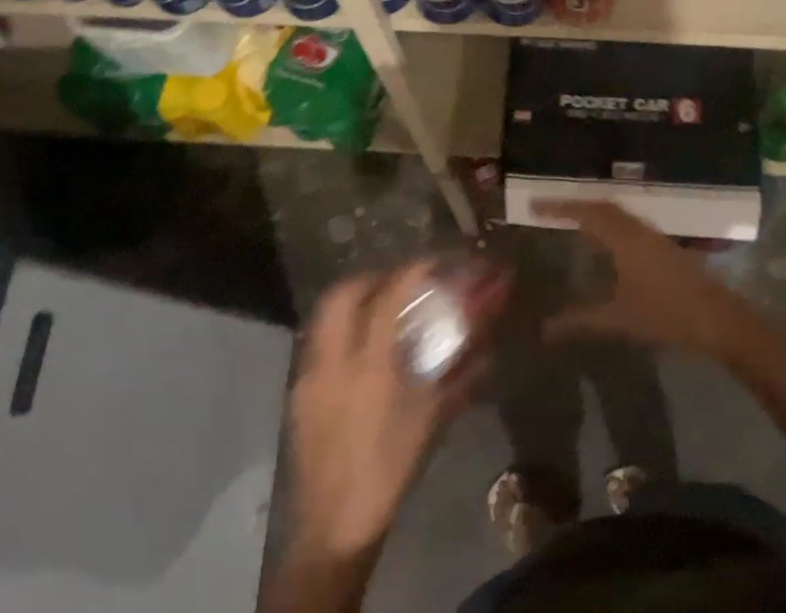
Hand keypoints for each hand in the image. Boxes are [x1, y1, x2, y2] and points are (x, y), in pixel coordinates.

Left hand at [288, 260, 506, 558]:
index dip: (413, 271)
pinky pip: (318, 342)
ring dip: (353, 301)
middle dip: (373, 278)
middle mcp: (332, 361)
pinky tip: (362, 349)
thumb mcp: (433, 422)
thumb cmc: (392, 470)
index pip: (388, 297)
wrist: (335, 522)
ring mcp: (309, 374)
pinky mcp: (298, 391)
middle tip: (400, 283)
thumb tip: (488, 348)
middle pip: (342, 293)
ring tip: (380, 309)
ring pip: (324, 315)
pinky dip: (341, 329)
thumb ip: (461, 378)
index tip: (433, 262)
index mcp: (370, 367)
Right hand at [536, 200, 751, 355]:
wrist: (719, 321)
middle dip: (575, 205)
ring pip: (620, 214)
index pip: (587, 214)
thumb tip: (544, 329)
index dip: (559, 208)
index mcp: (626, 240)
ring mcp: (656, 238)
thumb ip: (580, 321)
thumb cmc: (667, 316)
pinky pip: (630, 224)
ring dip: (595, 212)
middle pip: (604, 206)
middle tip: (549, 209)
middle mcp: (640, 231)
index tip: (534, 206)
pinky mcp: (666, 248)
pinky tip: (607, 240)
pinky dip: (611, 223)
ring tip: (573, 219)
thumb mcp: (619, 320)